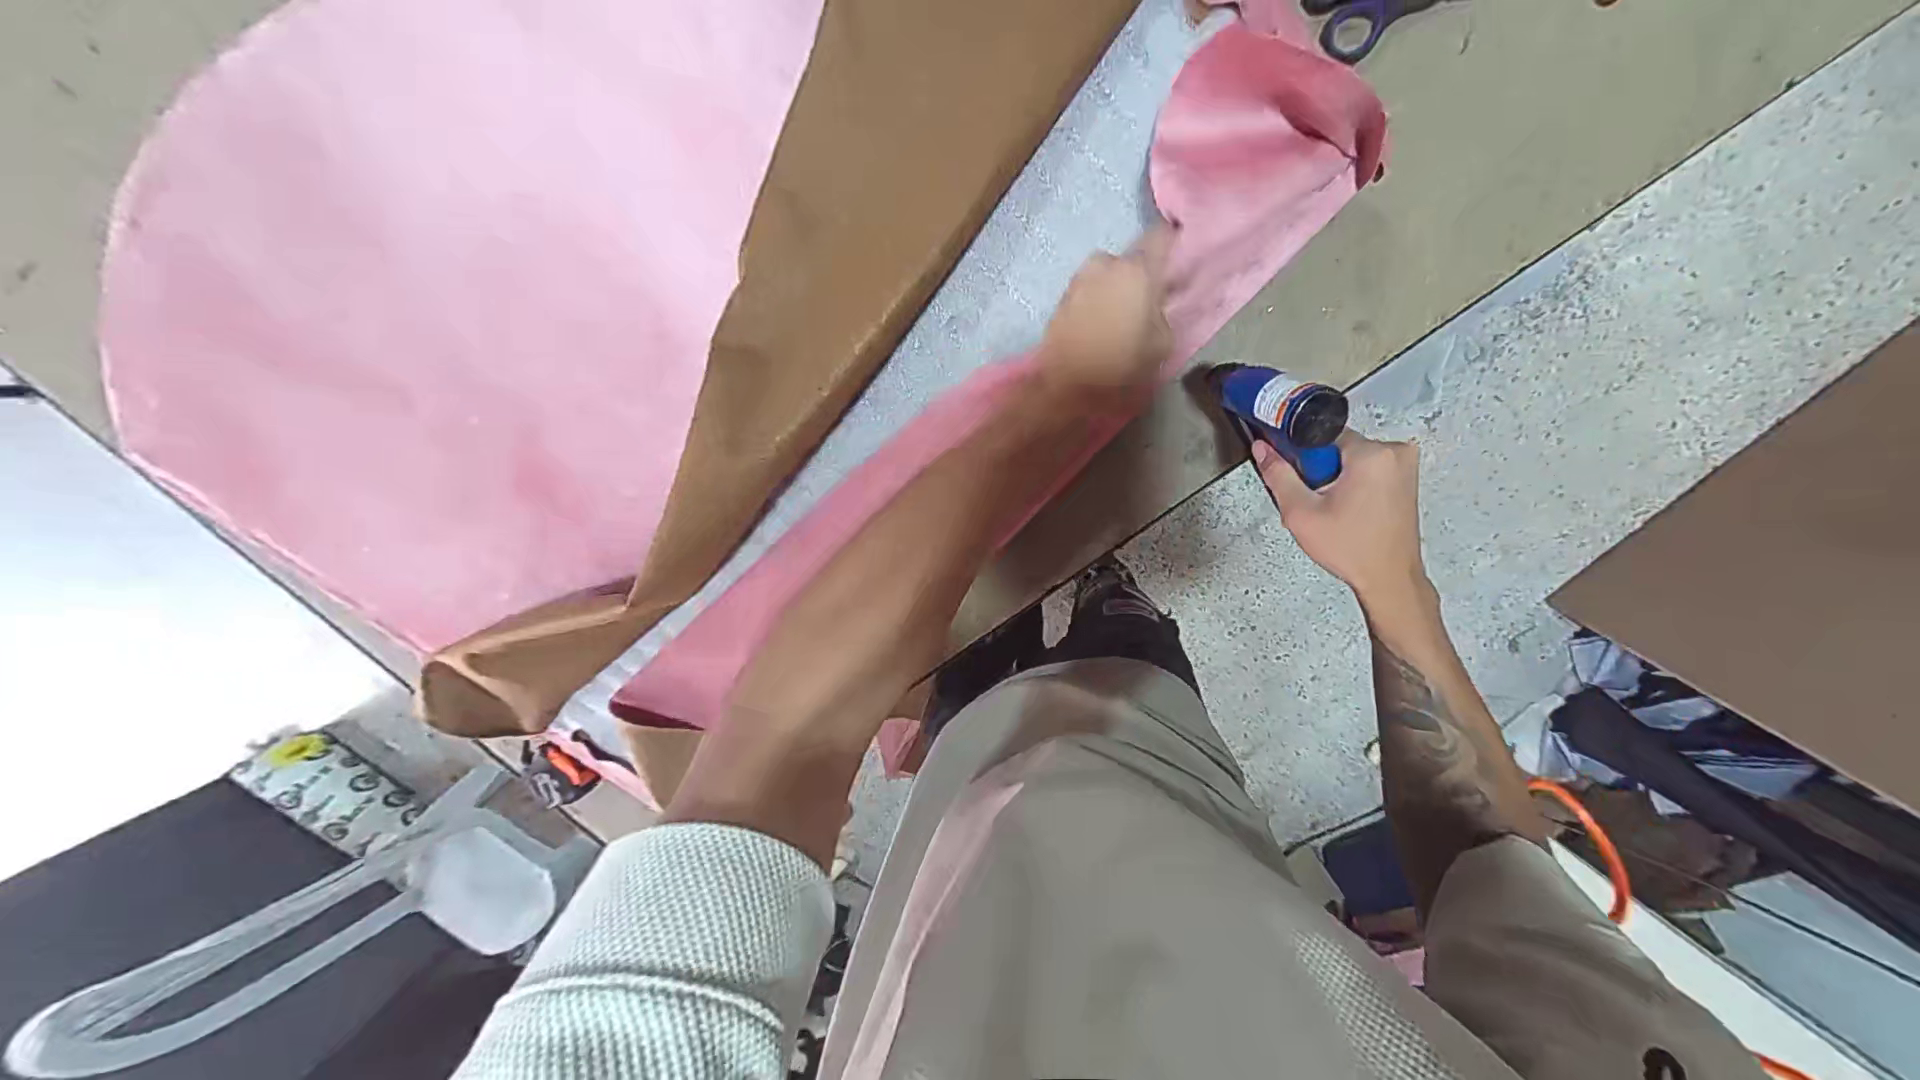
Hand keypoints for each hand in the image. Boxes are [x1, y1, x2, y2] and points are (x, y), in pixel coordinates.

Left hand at [1037, 227, 1174, 407]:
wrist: (1066, 386)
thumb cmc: (1121, 364)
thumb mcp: (1162, 343)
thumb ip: (1162, 311)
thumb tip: (1154, 302)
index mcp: (1136, 270)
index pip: (1161, 236)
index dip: (1171, 245)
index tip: (1174, 263)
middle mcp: (1105, 264)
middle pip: (1130, 259)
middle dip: (1138, 275)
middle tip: (1144, 301)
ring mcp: (1079, 279)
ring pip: (1106, 274)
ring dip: (1114, 288)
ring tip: (1118, 317)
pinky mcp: (1061, 298)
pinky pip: (1087, 291)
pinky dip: (1095, 301)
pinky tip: (1097, 325)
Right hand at [1253, 432, 1432, 613]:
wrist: (1388, 577)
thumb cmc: (1352, 549)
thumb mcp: (1300, 512)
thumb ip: (1278, 474)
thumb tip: (1263, 448)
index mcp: (1372, 455)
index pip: (1319, 434)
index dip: (1299, 455)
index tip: (1294, 473)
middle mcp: (1395, 452)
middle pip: (1334, 446)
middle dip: (1317, 469)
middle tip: (1315, 500)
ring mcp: (1404, 465)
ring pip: (1348, 457)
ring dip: (1333, 477)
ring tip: (1333, 508)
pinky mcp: (1405, 478)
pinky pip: (1365, 467)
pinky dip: (1350, 483)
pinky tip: (1347, 509)